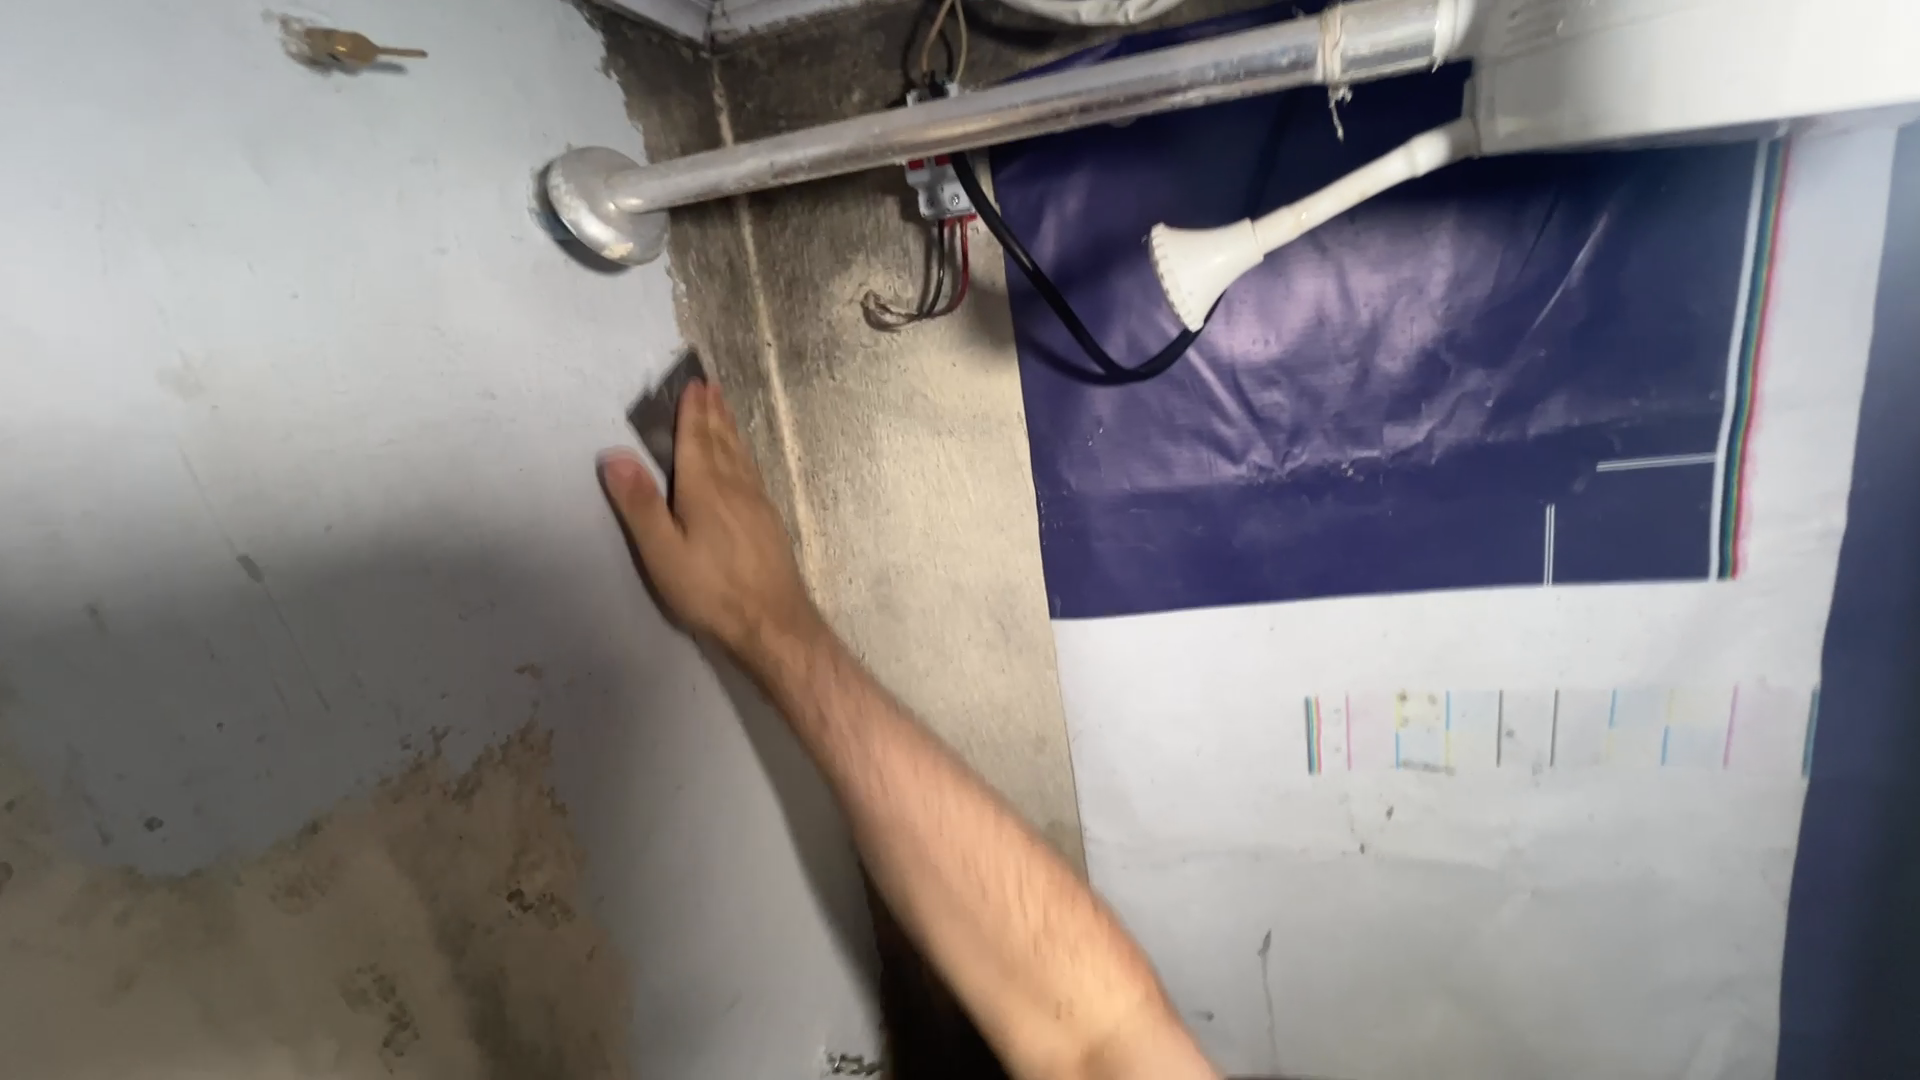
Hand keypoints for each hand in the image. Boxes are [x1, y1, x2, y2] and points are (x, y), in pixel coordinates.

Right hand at [599, 380, 820, 666]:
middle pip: (723, 442)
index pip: (697, 440)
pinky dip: (744, 456)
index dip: (693, 412)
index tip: (694, 383)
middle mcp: (736, 488)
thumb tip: (615, 454)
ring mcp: (758, 505)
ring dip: (731, 431)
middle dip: (713, 413)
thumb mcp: (663, 552)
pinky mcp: (770, 524)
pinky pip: (753, 474)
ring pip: (742, 457)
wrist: (774, 621)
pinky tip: (745, 464)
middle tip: (711, 386)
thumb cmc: (711, 590)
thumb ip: (640, 504)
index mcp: (706, 489)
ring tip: (726, 411)